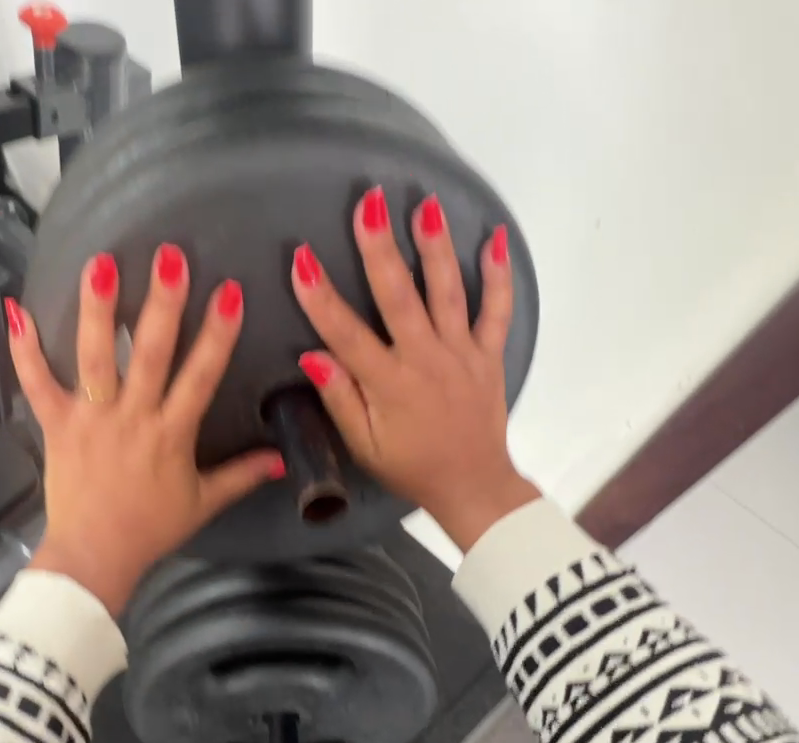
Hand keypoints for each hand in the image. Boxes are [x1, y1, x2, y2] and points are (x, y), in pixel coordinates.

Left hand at [7, 247, 283, 614]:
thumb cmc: (151, 529)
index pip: (201, 376)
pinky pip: (38, 385)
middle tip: (169, 256)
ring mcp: (91, 419)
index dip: (218, 335)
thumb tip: (279, 458)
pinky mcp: (56, 426)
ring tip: (101, 264)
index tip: (230, 293)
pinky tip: (15, 310)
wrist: (95, 556)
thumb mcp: (203, 503)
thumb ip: (241, 476)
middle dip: (163, 303)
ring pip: (95, 358)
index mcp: (172, 434)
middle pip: (152, 354)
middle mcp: (133, 417)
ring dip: (98, 311)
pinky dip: (25, 351)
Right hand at [290, 188, 539, 551]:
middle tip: (369, 202)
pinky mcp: (489, 354)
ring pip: (448, 292)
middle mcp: (425, 360)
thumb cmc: (410, 466)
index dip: (320, 297)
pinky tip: (493, 238)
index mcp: (389, 384)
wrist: (472, 483)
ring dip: (435, 247)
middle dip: (380, 248)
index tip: (301, 260)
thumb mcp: (365, 446)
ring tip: (427, 205)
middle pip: (399, 297)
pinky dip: (498, 275)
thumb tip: (313, 355)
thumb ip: (341, 400)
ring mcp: (461, 353)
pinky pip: (497, 310)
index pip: (346, 334)